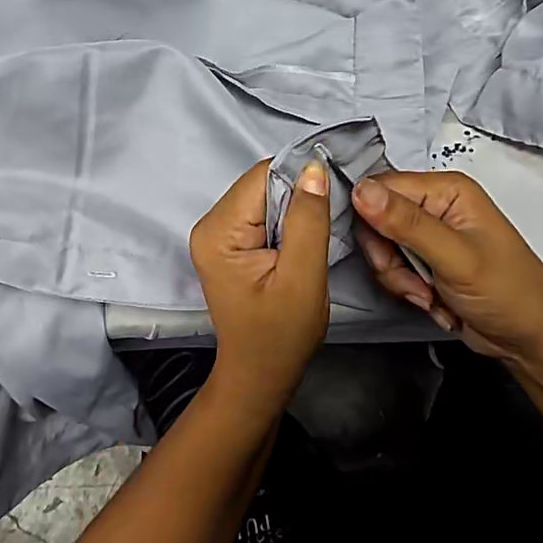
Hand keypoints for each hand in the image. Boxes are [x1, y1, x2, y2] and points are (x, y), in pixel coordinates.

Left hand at [188, 159, 331, 414]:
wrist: (260, 374)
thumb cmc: (280, 336)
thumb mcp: (303, 278)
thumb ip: (308, 220)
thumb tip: (313, 168)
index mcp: (218, 232)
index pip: (262, 177)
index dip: (300, 177)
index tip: (332, 189)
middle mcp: (209, 225)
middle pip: (261, 183)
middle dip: (297, 193)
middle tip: (327, 216)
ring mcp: (216, 233)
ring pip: (264, 195)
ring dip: (293, 207)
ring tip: (314, 231)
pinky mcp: (228, 241)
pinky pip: (262, 212)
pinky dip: (285, 219)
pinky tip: (299, 240)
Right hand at [350, 170, 542, 362]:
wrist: (533, 339)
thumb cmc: (510, 293)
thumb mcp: (456, 257)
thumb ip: (406, 223)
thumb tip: (360, 190)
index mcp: (445, 189)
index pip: (380, 188)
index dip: (372, 221)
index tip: (388, 253)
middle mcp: (434, 204)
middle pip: (375, 219)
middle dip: (388, 258)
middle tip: (415, 282)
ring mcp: (429, 232)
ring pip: (380, 247)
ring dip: (398, 278)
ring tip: (429, 295)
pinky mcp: (425, 258)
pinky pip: (391, 266)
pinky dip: (405, 288)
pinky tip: (433, 300)